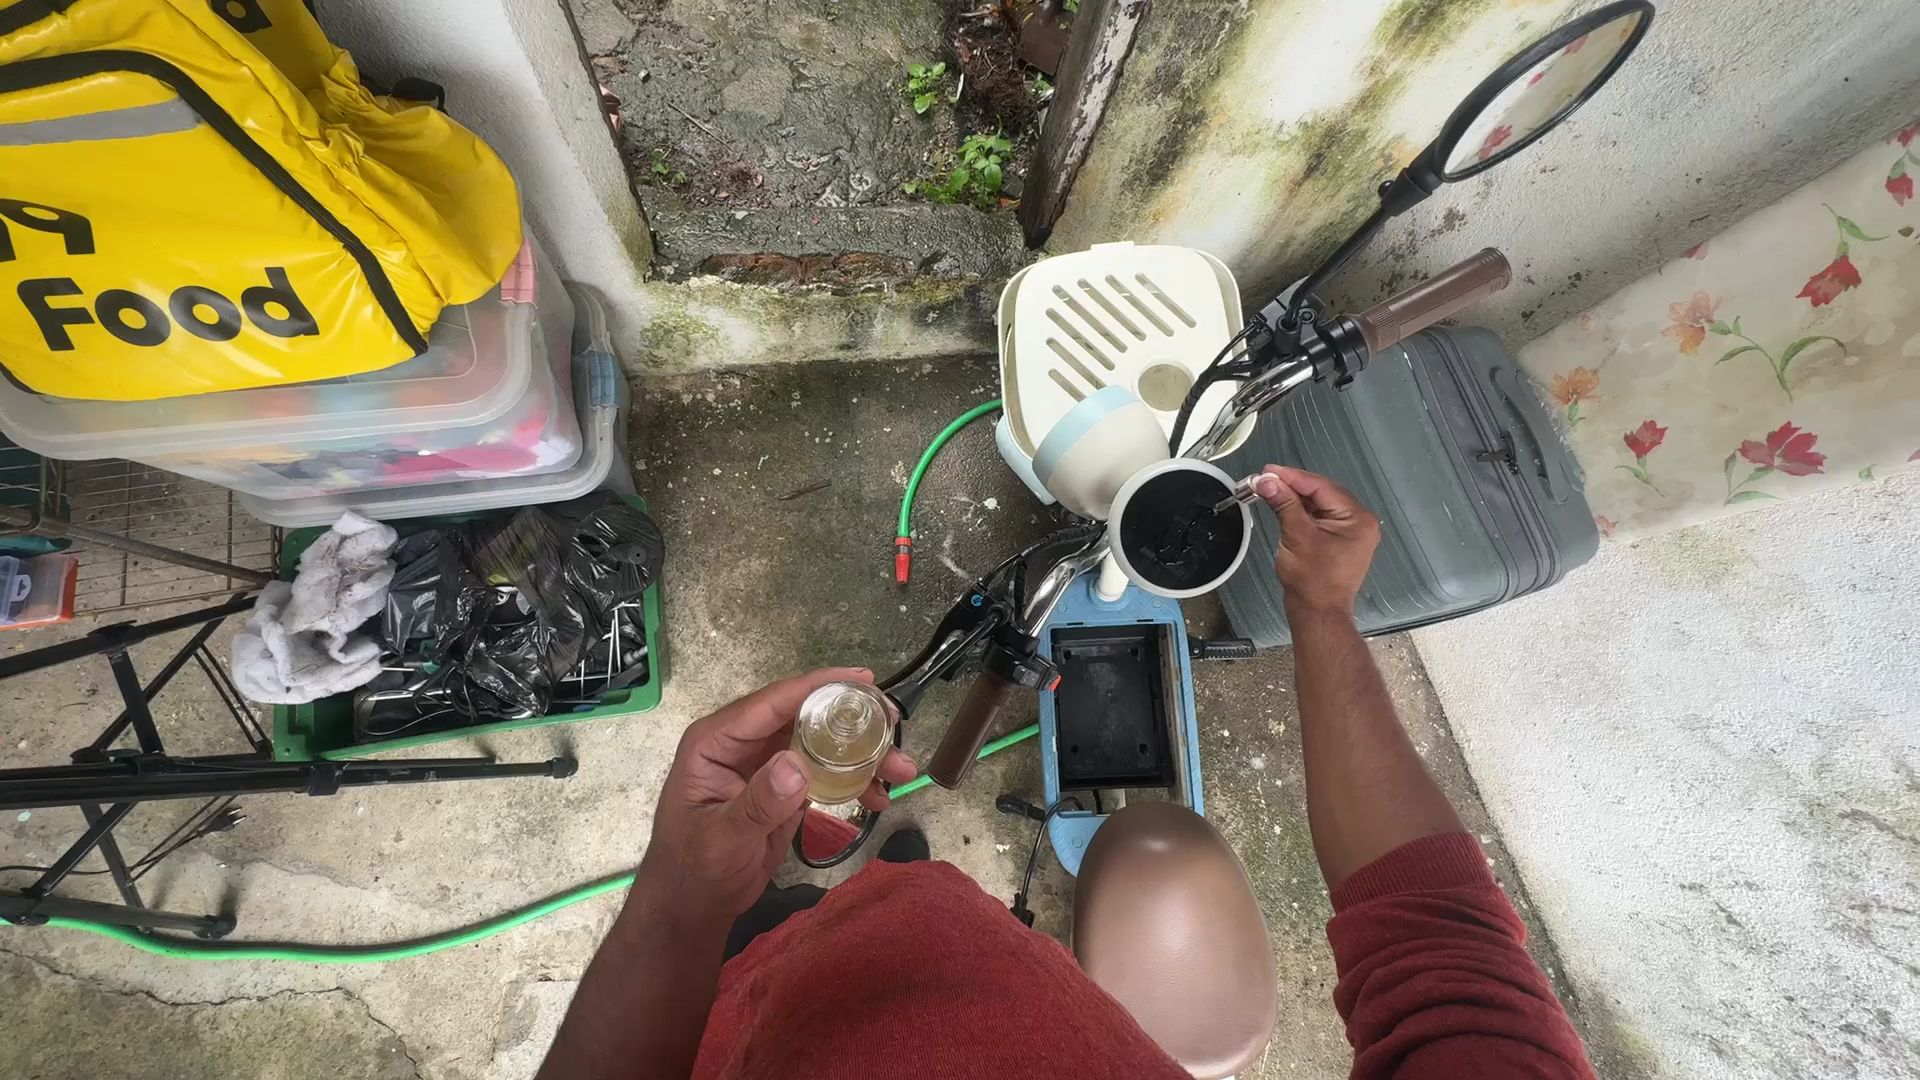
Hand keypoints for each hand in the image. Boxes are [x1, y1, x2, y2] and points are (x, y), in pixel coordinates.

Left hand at [640, 667, 917, 918]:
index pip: (774, 702)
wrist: (692, 910)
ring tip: (902, 768)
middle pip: (806, 716)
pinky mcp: (786, 786)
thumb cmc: (692, 872)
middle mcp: (745, 742)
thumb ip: (757, 803)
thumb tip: (796, 766)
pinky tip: (880, 796)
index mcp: (719, 740)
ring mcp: (768, 763)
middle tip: (894, 721)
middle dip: (853, 719)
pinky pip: (826, 772)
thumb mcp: (721, 839)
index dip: (819, 686)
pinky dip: (855, 781)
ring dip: (863, 754)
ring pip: (823, 743)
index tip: (863, 679)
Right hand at [1253, 465, 1379, 617]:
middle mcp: (1360, 521)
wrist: (1317, 611)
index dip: (1292, 477)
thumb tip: (1267, 481)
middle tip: (1265, 478)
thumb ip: (1284, 504)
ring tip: (1270, 489)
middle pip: (1323, 493)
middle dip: (1293, 485)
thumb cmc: (1310, 578)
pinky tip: (1284, 505)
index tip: (1267, 471)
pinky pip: (1321, 517)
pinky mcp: (1340, 540)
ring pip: (1320, 504)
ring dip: (1295, 497)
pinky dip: (1302, 510)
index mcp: (1357, 518)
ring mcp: (1351, 531)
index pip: (1321, 487)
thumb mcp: (1296, 536)